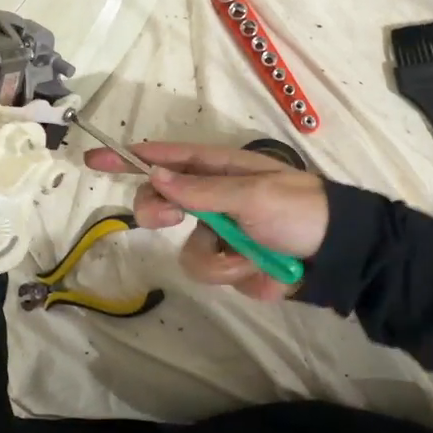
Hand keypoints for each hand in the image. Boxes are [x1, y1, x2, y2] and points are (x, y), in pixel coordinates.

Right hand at [84, 141, 327, 302]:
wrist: (339, 257)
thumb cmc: (298, 211)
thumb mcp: (251, 195)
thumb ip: (200, 190)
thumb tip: (155, 175)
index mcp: (218, 170)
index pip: (164, 160)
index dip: (128, 158)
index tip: (93, 159)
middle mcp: (212, 199)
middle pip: (161, 203)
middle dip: (163, 214)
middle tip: (172, 221)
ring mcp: (221, 234)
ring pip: (186, 249)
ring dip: (219, 257)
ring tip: (250, 257)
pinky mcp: (230, 265)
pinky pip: (210, 272)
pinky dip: (236, 274)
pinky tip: (261, 270)